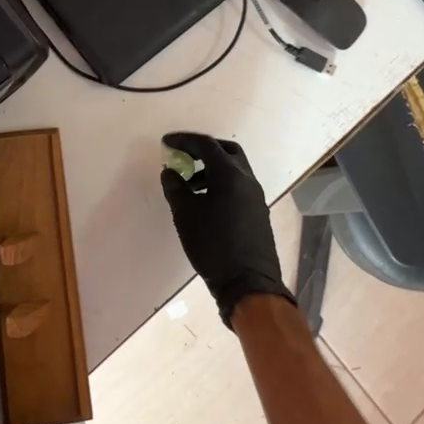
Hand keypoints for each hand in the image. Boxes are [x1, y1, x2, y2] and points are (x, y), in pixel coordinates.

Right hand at [159, 132, 290, 326]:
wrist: (248, 284)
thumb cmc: (213, 245)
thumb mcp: (185, 214)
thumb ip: (175, 188)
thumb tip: (170, 172)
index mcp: (229, 175)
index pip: (206, 145)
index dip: (184, 140)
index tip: (166, 142)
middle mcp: (247, 180)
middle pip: (226, 151)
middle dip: (204, 149)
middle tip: (184, 155)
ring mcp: (255, 197)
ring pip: (234, 169)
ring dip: (212, 169)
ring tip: (189, 184)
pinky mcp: (258, 212)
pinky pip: (238, 186)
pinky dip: (221, 183)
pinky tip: (205, 202)